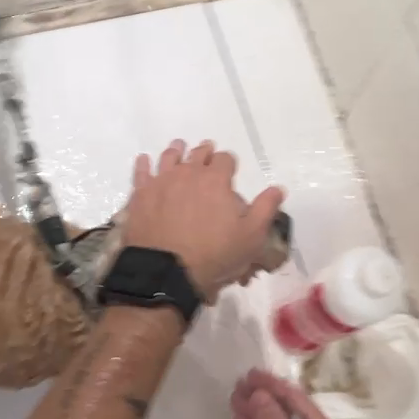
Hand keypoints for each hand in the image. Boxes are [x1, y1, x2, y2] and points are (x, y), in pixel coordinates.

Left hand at [122, 140, 285, 302]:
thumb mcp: (251, 237)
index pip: (225, 159)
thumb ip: (265, 209)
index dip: (228, 162)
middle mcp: (188, 173)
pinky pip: (141, 171)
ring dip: (177, 150)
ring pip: (169, 157)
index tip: (229, 168)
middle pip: (198, 153)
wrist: (166, 271)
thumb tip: (278, 188)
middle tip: (206, 151)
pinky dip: (144, 163)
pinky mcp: (141, 194)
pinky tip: (144, 160)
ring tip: (179, 147)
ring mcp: (162, 181)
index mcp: (216, 180)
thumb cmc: (214, 255)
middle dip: (205, 152)